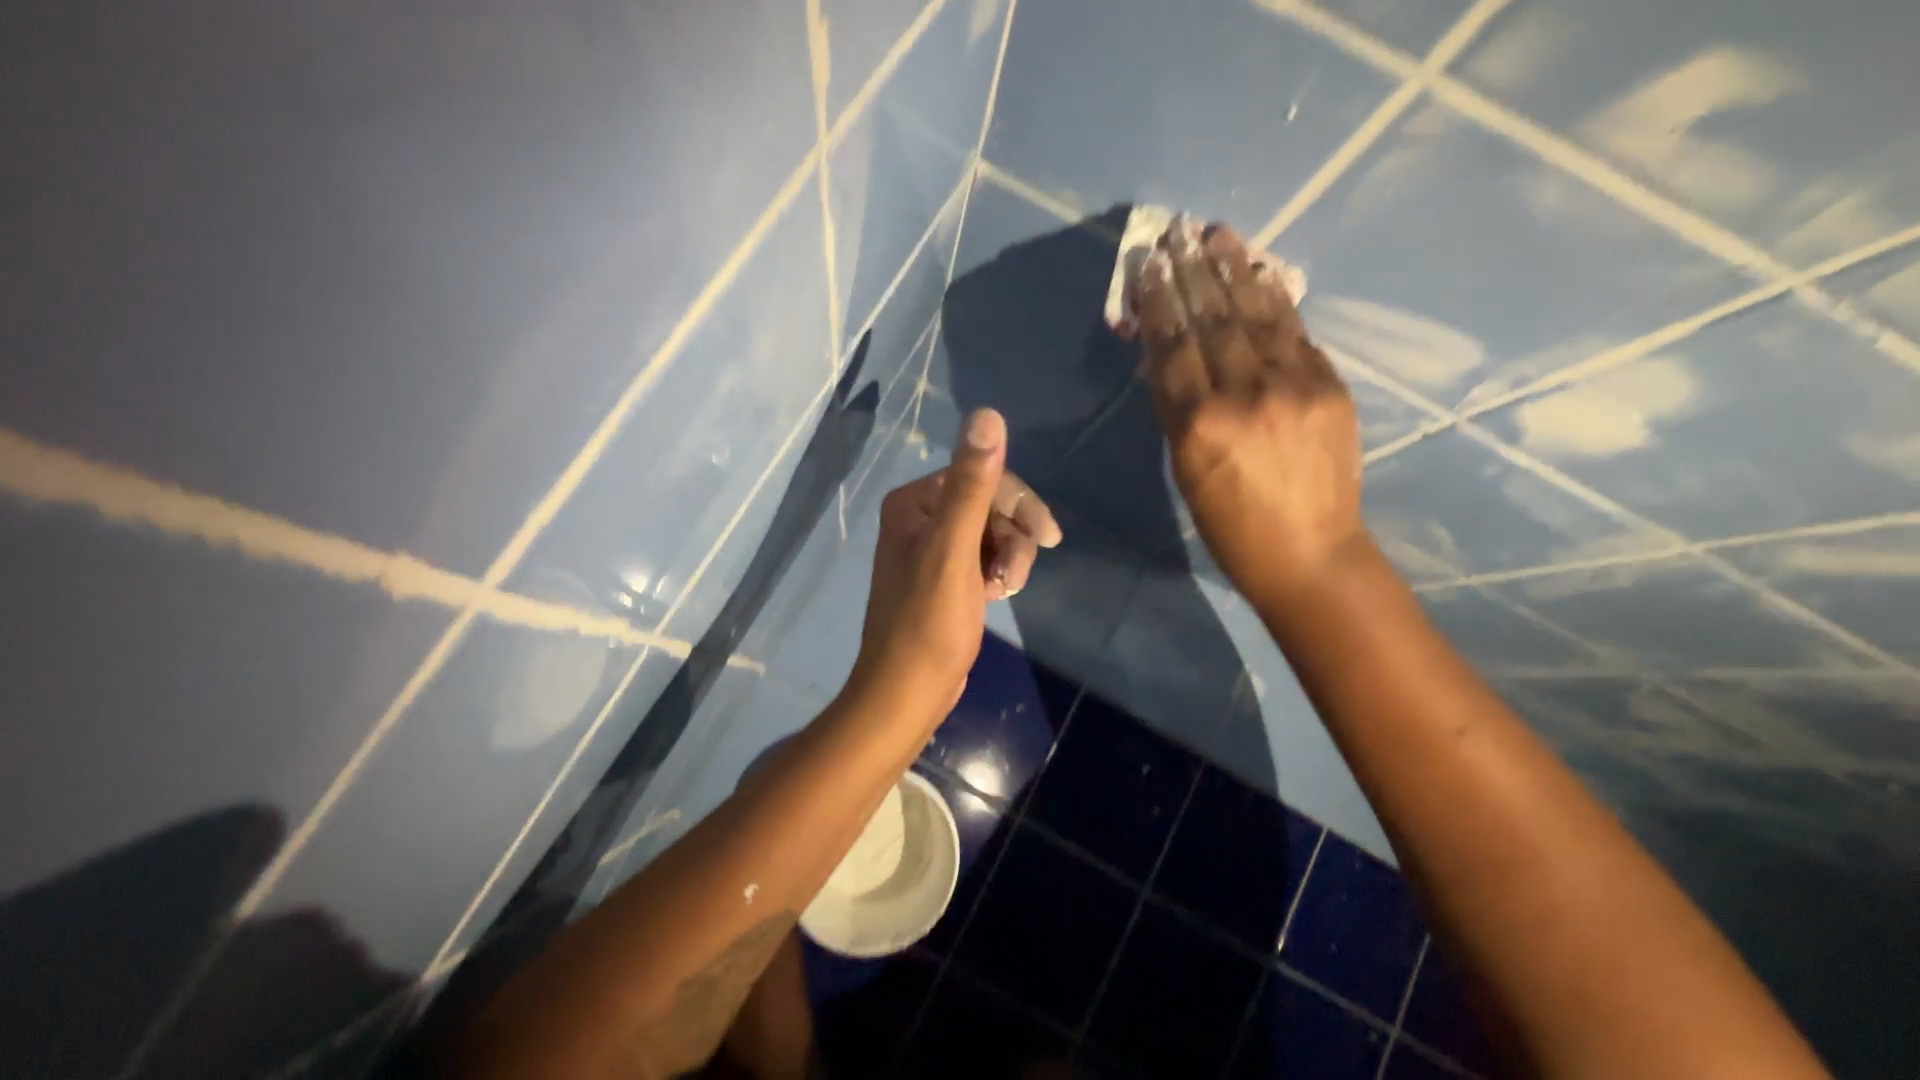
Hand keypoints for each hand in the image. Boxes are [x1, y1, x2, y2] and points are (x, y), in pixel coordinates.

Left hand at [852, 408, 1061, 713]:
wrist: (907, 692)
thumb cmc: (928, 623)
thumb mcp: (954, 551)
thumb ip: (972, 485)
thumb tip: (987, 414)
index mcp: (915, 502)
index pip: (985, 477)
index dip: (1020, 507)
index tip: (1048, 539)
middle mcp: (919, 517)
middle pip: (992, 506)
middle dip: (1013, 539)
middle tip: (1010, 579)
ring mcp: (931, 548)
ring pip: (994, 533)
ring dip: (1009, 560)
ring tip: (1000, 592)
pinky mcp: (944, 577)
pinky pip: (985, 558)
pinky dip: (997, 574)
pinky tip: (992, 597)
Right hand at [1132, 219, 1366, 599]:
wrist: (1310, 551)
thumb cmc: (1230, 524)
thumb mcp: (1185, 469)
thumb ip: (1176, 406)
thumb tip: (1166, 351)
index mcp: (1199, 424)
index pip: (1173, 345)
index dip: (1159, 300)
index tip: (1148, 263)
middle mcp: (1246, 394)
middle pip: (1214, 319)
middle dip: (1192, 272)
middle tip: (1177, 234)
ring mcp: (1296, 385)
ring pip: (1259, 314)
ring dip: (1236, 270)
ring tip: (1218, 235)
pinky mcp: (1331, 385)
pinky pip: (1297, 331)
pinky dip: (1276, 299)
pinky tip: (1262, 272)